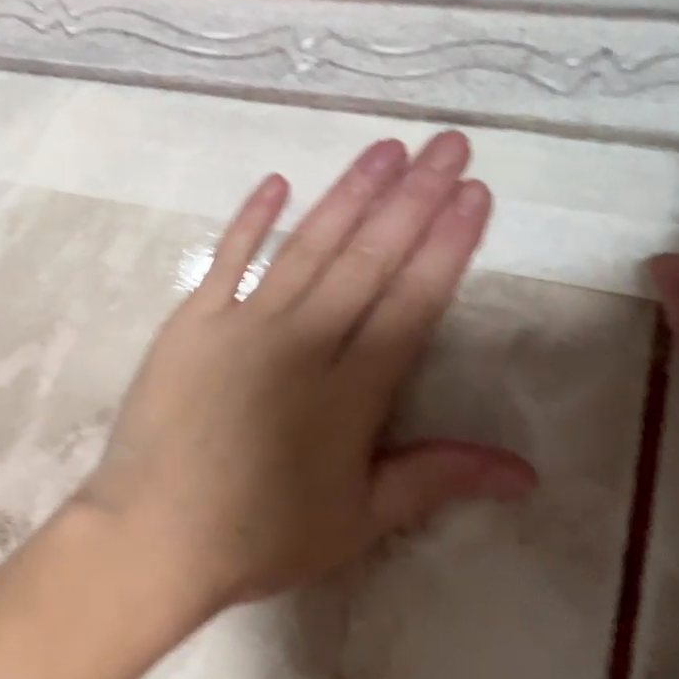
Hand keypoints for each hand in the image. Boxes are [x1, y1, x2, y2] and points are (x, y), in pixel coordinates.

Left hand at [73, 131, 535, 616]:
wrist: (154, 529)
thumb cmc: (259, 534)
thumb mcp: (357, 519)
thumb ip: (434, 479)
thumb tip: (524, 468)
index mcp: (352, 390)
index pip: (413, 301)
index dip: (448, 244)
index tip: (475, 193)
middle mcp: (301, 341)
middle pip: (367, 259)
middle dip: (412, 199)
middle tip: (448, 144)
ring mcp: (240, 323)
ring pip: (304, 247)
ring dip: (347, 196)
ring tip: (384, 149)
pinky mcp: (190, 321)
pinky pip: (226, 260)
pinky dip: (250, 220)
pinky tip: (275, 182)